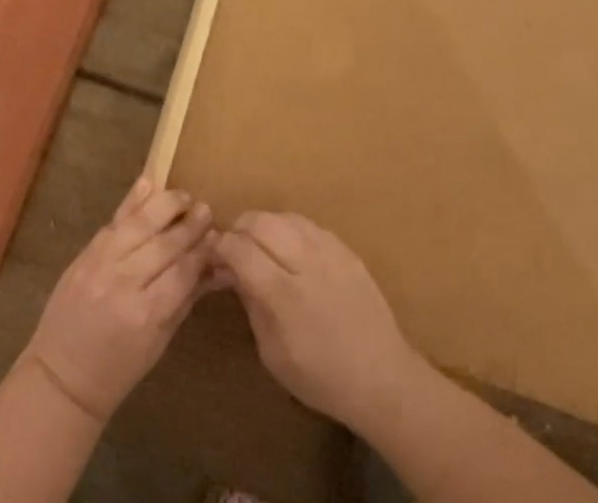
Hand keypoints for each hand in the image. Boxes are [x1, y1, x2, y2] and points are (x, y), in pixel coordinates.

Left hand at [21, 178, 215, 421]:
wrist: (62, 374)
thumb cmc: (119, 369)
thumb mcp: (160, 341)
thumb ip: (186, 299)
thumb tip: (217, 269)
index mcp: (147, 313)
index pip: (184, 271)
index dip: (204, 250)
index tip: (220, 235)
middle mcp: (123, 283)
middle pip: (163, 244)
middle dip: (188, 224)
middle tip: (206, 208)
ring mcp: (99, 266)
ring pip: (136, 226)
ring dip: (163, 206)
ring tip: (182, 195)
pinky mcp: (82, 256)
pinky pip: (110, 225)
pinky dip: (129, 204)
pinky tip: (147, 185)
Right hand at [214, 211, 436, 438]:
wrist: (384, 380)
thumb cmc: (321, 377)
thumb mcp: (272, 353)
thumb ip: (251, 305)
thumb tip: (233, 272)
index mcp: (283, 295)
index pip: (240, 250)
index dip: (221, 246)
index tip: (214, 254)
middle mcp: (307, 265)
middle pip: (262, 222)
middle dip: (240, 228)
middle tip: (234, 246)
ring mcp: (332, 255)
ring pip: (287, 217)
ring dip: (266, 225)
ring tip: (261, 245)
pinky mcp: (350, 254)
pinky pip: (312, 227)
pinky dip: (292, 230)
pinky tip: (291, 249)